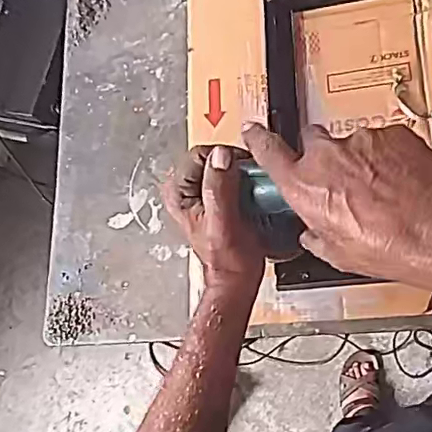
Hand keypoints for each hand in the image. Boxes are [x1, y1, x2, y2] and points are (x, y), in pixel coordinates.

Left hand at [163, 145, 266, 300]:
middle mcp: (186, 190)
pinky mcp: (217, 199)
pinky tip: (253, 196)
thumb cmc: (228, 259)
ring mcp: (202, 194)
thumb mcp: (223, 222)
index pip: (202, 154)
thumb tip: (220, 156)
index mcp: (177, 193)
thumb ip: (219, 187)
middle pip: (214, 158)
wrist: (236, 278)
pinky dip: (246, 182)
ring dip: (243, 175)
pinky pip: (233, 178)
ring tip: (254, 192)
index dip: (227, 159)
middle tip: (252, 184)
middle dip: (236, 166)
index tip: (244, 172)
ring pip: (226, 166)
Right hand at [241, 122, 431, 284]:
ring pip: (352, 145)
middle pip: (313, 143)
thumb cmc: (388, 246)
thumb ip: (316, 236)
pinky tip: (401, 182)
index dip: (259, 140)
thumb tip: (313, 234)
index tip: (254, 132)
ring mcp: (361, 140)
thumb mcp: (339, 254)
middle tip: (342, 183)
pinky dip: (389, 158)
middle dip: (323, 158)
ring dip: (362, 162)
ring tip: (383, 191)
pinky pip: (384, 142)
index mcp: (304, 185)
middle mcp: (327, 156)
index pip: (268, 151)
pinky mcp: (392, 133)